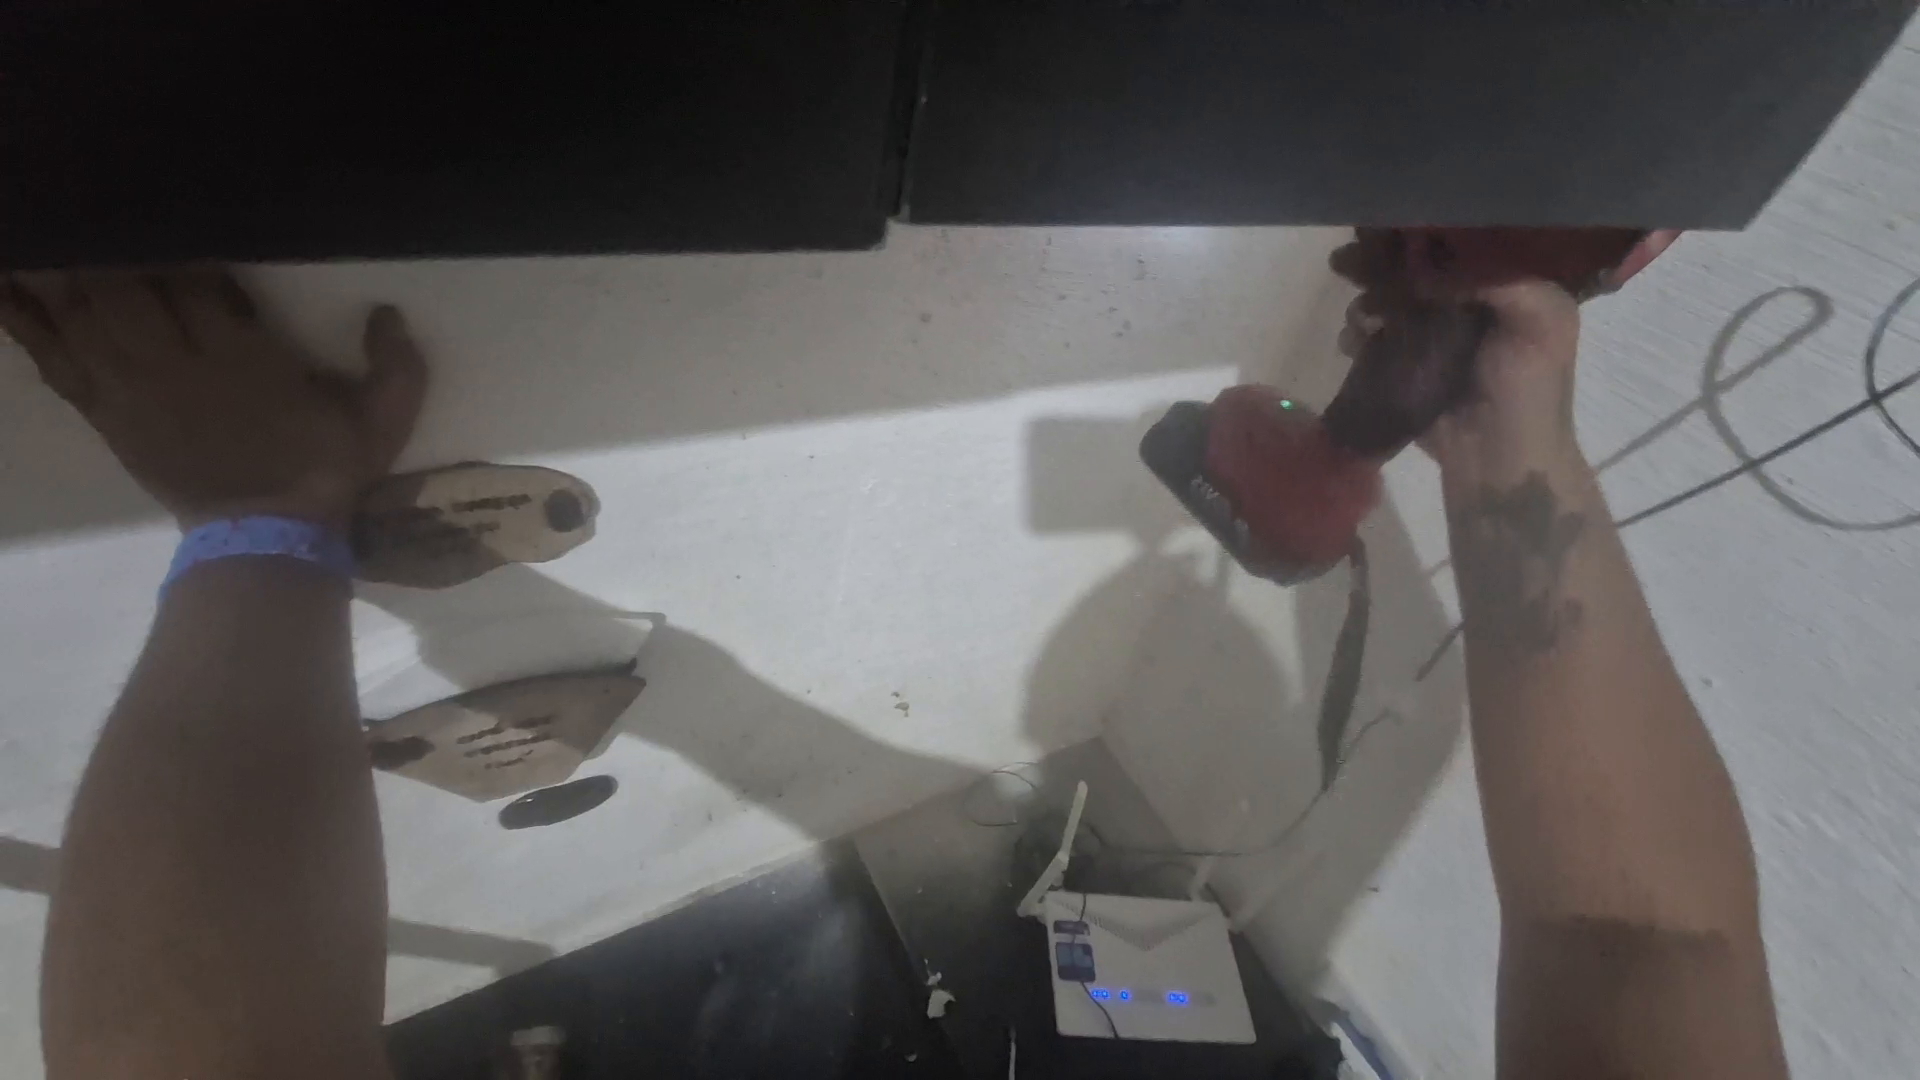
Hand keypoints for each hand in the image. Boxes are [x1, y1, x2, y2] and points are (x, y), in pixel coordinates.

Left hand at [0, 270, 426, 529]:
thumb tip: (388, 314)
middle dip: (126, 257)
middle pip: (127, 286)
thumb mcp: (384, 421)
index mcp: (246, 358)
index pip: (198, 282)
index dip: (195, 258)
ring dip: (73, 274)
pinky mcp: (103, 410)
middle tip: (129, 238)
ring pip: (80, 309)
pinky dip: (24, 315)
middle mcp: (176, 362)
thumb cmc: (330, 468)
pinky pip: (47, 352)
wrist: (271, 528)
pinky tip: (12, 283)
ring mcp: (130, 386)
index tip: (204, 251)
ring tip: (66, 243)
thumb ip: (397, 368)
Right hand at [1331, 231, 1585, 486]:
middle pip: (1415, 270)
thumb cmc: (1528, 388)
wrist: (1496, 456)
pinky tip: (1353, 340)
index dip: (1427, 231)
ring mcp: (1429, 335)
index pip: (1463, 243)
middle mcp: (1465, 303)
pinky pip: (1371, 339)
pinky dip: (1356, 335)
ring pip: (1388, 301)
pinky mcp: (1401, 365)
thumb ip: (1498, 282)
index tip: (1390, 225)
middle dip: (1379, 264)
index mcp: (1507, 284)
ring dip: (1366, 301)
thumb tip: (1422, 273)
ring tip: (1360, 316)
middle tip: (1344, 263)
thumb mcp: (1541, 322)